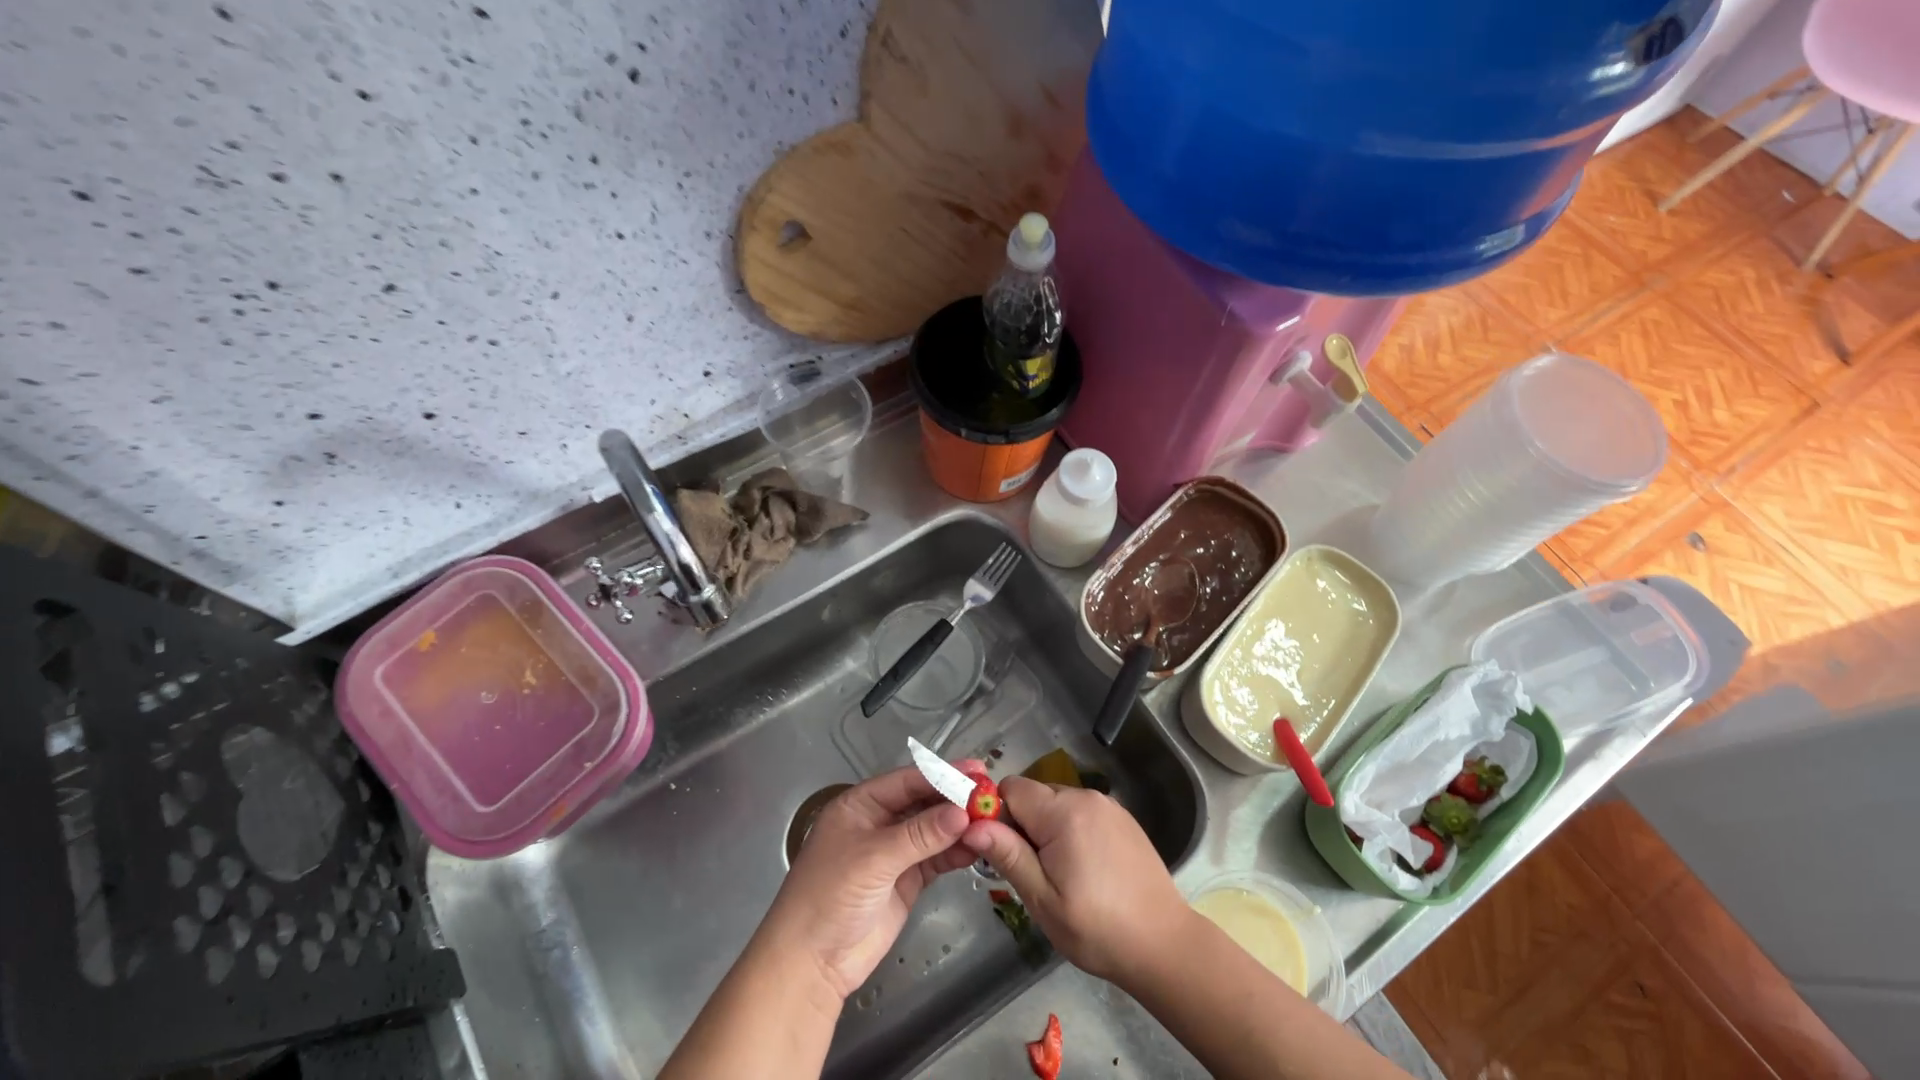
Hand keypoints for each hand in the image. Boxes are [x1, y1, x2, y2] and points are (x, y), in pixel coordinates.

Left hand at [759, 765, 976, 999]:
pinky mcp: (906, 881)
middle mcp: (878, 823)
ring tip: (992, 821)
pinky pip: (936, 859)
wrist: (812, 961)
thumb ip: (919, 834)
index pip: (906, 781)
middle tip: (991, 794)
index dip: (941, 774)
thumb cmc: (829, 896)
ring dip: (960, 826)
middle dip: (955, 799)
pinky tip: (978, 847)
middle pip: (923, 803)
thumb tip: (962, 811)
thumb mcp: (873, 858)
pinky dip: (956, 853)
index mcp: (859, 806)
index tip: (976, 770)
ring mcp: (894, 853)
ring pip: (934, 831)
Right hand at [961, 777, 1189, 983]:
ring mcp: (1108, 807)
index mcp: (1065, 812)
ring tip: (1057, 875)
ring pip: (1056, 803)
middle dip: (1021, 824)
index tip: (998, 850)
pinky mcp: (1123, 820)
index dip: (996, 814)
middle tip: (1028, 871)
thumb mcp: (1043, 900)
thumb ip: (1008, 856)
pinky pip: (1080, 813)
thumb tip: (970, 825)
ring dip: (1046, 829)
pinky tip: (1081, 869)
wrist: (1163, 945)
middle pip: (1034, 795)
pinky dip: (1070, 832)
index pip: (1011, 788)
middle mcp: (1087, 798)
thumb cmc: (1098, 929)